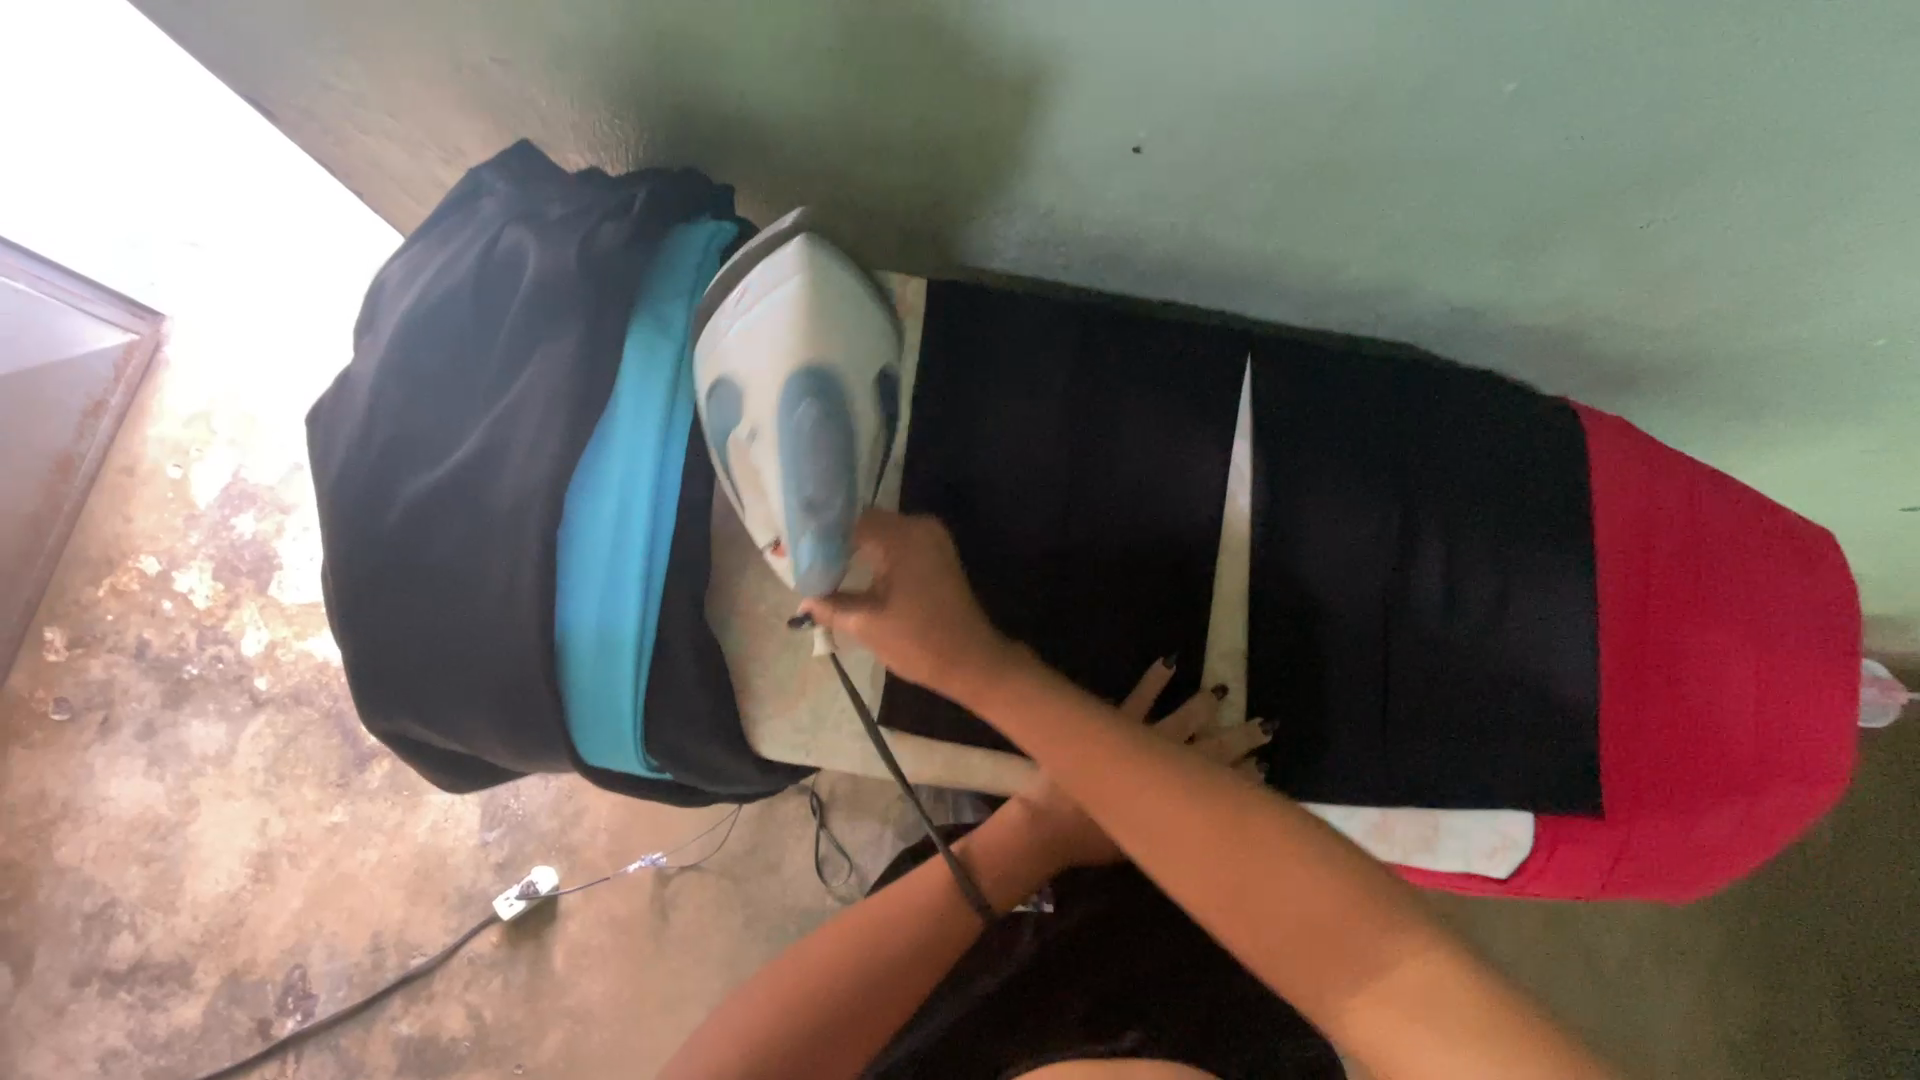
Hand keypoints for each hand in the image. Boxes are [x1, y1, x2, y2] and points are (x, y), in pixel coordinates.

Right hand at [797, 510, 1013, 697]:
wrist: (972, 661)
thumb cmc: (919, 642)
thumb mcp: (866, 625)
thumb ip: (830, 605)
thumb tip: (803, 600)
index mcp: (902, 536)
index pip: (849, 521)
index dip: (818, 534)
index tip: (791, 549)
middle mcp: (919, 527)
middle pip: (865, 523)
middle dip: (834, 540)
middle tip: (800, 557)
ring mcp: (932, 538)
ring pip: (881, 533)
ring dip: (853, 547)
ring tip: (820, 565)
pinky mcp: (937, 553)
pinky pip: (897, 544)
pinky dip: (874, 555)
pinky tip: (851, 570)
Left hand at [1008, 658, 1273, 870]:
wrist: (1052, 823)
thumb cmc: (1094, 841)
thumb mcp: (1140, 846)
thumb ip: (1166, 829)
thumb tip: (1190, 822)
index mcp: (1175, 798)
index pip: (1220, 784)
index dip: (1245, 777)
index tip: (1264, 767)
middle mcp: (1166, 765)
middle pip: (1212, 749)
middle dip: (1240, 739)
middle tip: (1266, 727)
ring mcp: (1141, 741)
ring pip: (1182, 720)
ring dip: (1202, 706)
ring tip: (1221, 692)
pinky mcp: (1114, 724)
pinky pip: (1138, 699)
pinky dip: (1153, 680)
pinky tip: (1169, 663)